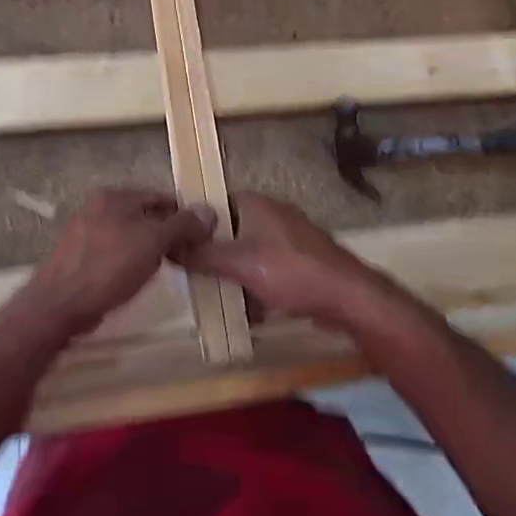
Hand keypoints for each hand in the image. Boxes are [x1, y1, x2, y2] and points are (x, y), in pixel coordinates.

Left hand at [21, 189, 217, 333]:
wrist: (60, 305)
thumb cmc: (110, 267)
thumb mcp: (154, 242)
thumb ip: (183, 225)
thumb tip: (210, 211)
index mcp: (114, 196)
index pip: (162, 197)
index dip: (184, 216)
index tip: (201, 237)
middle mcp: (97, 208)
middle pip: (145, 215)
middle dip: (166, 233)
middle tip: (186, 254)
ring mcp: (85, 232)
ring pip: (130, 235)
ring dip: (149, 249)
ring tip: (164, 268)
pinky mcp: (79, 257)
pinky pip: (115, 253)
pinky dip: (129, 261)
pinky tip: (136, 278)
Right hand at [176, 193, 398, 329]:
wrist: (346, 297)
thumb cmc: (289, 271)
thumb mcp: (237, 263)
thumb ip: (202, 255)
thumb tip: (169, 247)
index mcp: (257, 204)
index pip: (215, 203)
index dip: (196, 222)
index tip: (179, 244)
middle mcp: (274, 215)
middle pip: (232, 232)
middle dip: (215, 255)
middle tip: (194, 276)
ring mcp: (291, 240)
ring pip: (251, 255)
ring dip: (236, 276)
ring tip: (217, 298)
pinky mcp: (302, 263)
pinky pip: (270, 273)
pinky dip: (258, 290)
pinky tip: (249, 313)